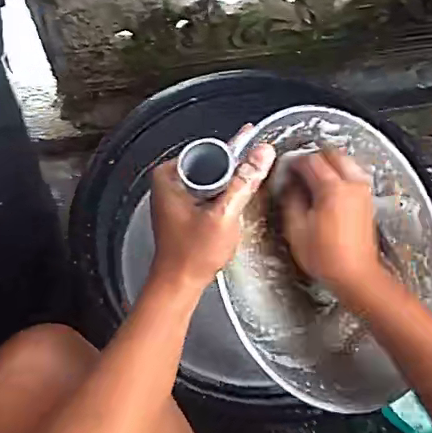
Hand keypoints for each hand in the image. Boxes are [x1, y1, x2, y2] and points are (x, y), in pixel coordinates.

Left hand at [148, 138, 275, 293]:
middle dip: (235, 173)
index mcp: (170, 174)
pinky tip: (232, 211)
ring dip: (232, 186)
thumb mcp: (223, 215)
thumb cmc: (190, 255)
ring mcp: (177, 193)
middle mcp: (170, 179)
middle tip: (243, 193)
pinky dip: (225, 197)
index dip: (237, 156)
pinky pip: (211, 190)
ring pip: (215, 176)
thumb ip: (243, 182)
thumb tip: (261, 154)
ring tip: (234, 208)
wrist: (179, 283)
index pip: (213, 150)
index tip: (257, 156)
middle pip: (215, 162)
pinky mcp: (186, 205)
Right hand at [277, 148, 390, 299]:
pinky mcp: (368, 202)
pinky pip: (354, 176)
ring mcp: (363, 193)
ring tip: (314, 177)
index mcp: (332, 188)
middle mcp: (351, 185)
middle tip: (300, 168)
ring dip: (330, 164)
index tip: (287, 168)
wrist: (356, 275)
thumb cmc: (327, 257)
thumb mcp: (296, 229)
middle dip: (315, 157)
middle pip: (333, 154)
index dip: (295, 161)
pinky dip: (341, 175)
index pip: (311, 160)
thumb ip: (291, 200)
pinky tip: (330, 189)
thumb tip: (290, 186)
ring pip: (347, 163)